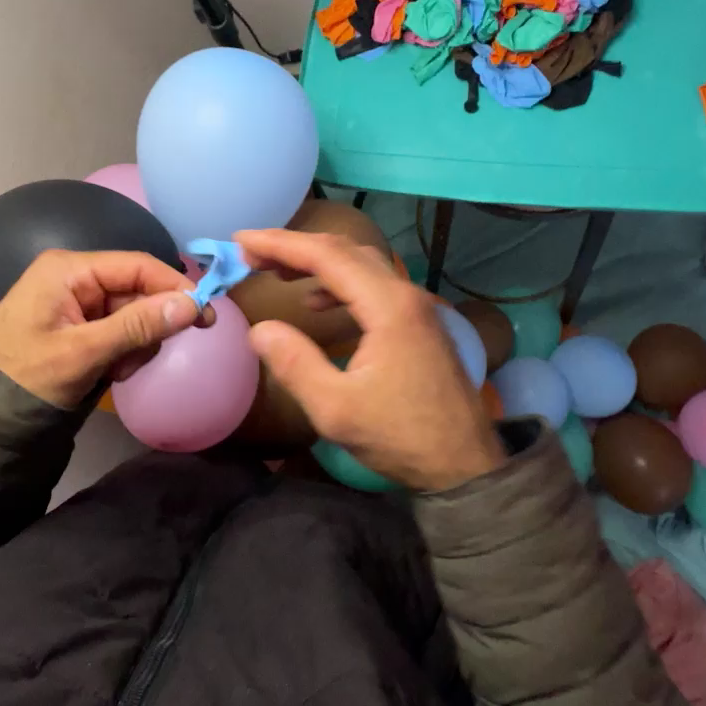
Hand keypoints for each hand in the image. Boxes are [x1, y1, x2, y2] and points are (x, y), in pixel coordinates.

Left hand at [0, 250, 206, 408]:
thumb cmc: (25, 376)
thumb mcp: (84, 353)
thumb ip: (138, 326)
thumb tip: (192, 304)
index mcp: (69, 270)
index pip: (138, 265)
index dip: (175, 287)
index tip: (205, 314)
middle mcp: (76, 276)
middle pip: (139, 289)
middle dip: (148, 326)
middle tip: (141, 359)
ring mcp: (79, 300)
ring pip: (135, 312)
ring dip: (137, 343)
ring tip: (116, 370)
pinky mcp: (82, 323)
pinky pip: (121, 328)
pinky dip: (125, 351)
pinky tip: (110, 370)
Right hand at [234, 229, 503, 491]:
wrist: (465, 465)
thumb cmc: (400, 438)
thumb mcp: (336, 409)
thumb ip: (295, 364)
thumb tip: (259, 330)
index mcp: (388, 306)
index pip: (326, 256)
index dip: (280, 244)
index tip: (240, 241)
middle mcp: (405, 295)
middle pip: (345, 251)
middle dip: (295, 247)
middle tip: (250, 254)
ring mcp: (416, 308)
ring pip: (361, 266)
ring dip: (317, 263)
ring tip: (276, 271)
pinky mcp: (419, 325)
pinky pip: (374, 287)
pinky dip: (340, 284)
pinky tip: (317, 303)